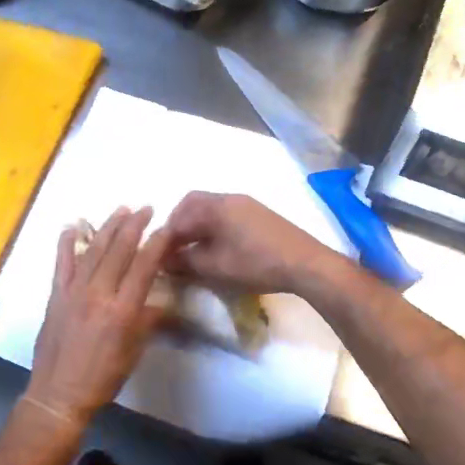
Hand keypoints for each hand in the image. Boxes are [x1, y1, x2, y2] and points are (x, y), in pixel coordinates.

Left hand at [24, 207, 171, 426]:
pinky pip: (62, 263)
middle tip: (146, 208)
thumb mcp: (134, 350)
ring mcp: (74, 291)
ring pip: (94, 250)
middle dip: (135, 225)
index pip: (144, 266)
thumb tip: (160, 301)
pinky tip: (73, 226)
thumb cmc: (103, 377)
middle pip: (119, 250)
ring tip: (121, 209)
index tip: (166, 226)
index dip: (157, 243)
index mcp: (122, 310)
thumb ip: (147, 320)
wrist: (59, 394)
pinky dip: (67, 242)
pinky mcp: (56, 295)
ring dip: (108, 227)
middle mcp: (98, 294)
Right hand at [164, 192, 349, 296]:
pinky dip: (213, 226)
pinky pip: (225, 213)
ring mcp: (246, 204)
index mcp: (216, 206)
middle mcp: (229, 198)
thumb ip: (186, 261)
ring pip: (210, 208)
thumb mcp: (215, 267)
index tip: (159, 255)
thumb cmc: (256, 264)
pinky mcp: (258, 214)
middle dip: (179, 224)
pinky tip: (216, 246)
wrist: (305, 263)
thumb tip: (165, 260)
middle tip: (173, 248)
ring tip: (193, 250)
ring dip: (196, 225)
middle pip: (193, 203)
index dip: (165, 236)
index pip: (179, 216)